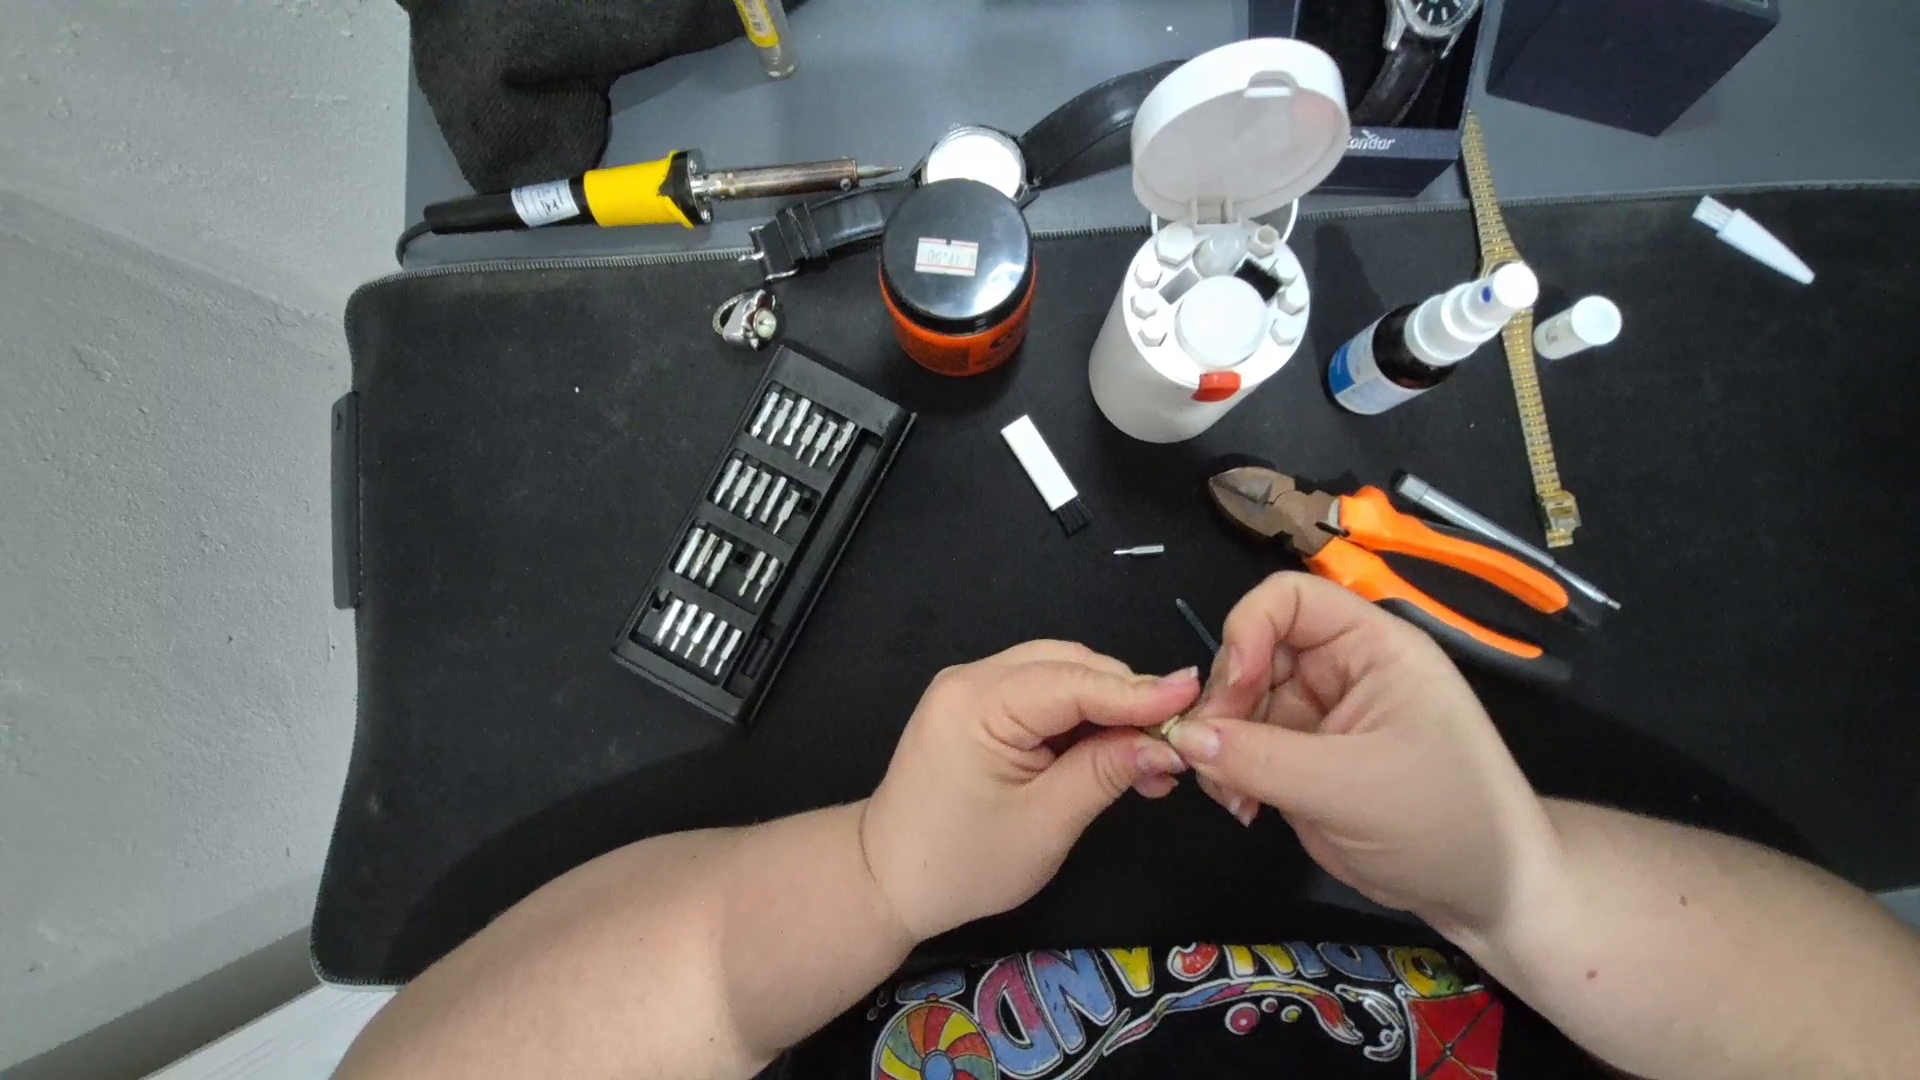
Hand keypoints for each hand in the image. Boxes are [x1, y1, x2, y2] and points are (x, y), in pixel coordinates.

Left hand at [861, 642, 1199, 940]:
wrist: (888, 877)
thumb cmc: (963, 862)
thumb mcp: (1045, 824)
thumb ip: (1106, 772)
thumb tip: (1167, 743)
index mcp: (977, 701)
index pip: (1072, 681)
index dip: (1137, 689)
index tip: (1195, 693)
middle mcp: (971, 677)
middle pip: (1067, 665)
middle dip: (1125, 697)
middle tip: (1175, 739)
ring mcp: (971, 687)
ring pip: (1059, 674)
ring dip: (1107, 707)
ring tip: (1150, 754)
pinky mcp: (977, 703)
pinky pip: (1040, 695)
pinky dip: (1080, 718)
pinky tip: (1112, 750)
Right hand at [1167, 573, 1557, 936]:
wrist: (1488, 897)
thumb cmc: (1444, 823)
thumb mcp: (1350, 788)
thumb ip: (1259, 758)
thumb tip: (1180, 736)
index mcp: (1369, 647)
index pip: (1288, 599)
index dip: (1249, 629)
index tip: (1234, 687)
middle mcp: (1337, 668)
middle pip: (1250, 651)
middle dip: (1225, 701)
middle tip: (1213, 756)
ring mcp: (1314, 711)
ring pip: (1236, 701)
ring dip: (1220, 744)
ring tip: (1232, 796)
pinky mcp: (1297, 752)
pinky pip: (1239, 742)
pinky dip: (1227, 771)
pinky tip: (1242, 807)